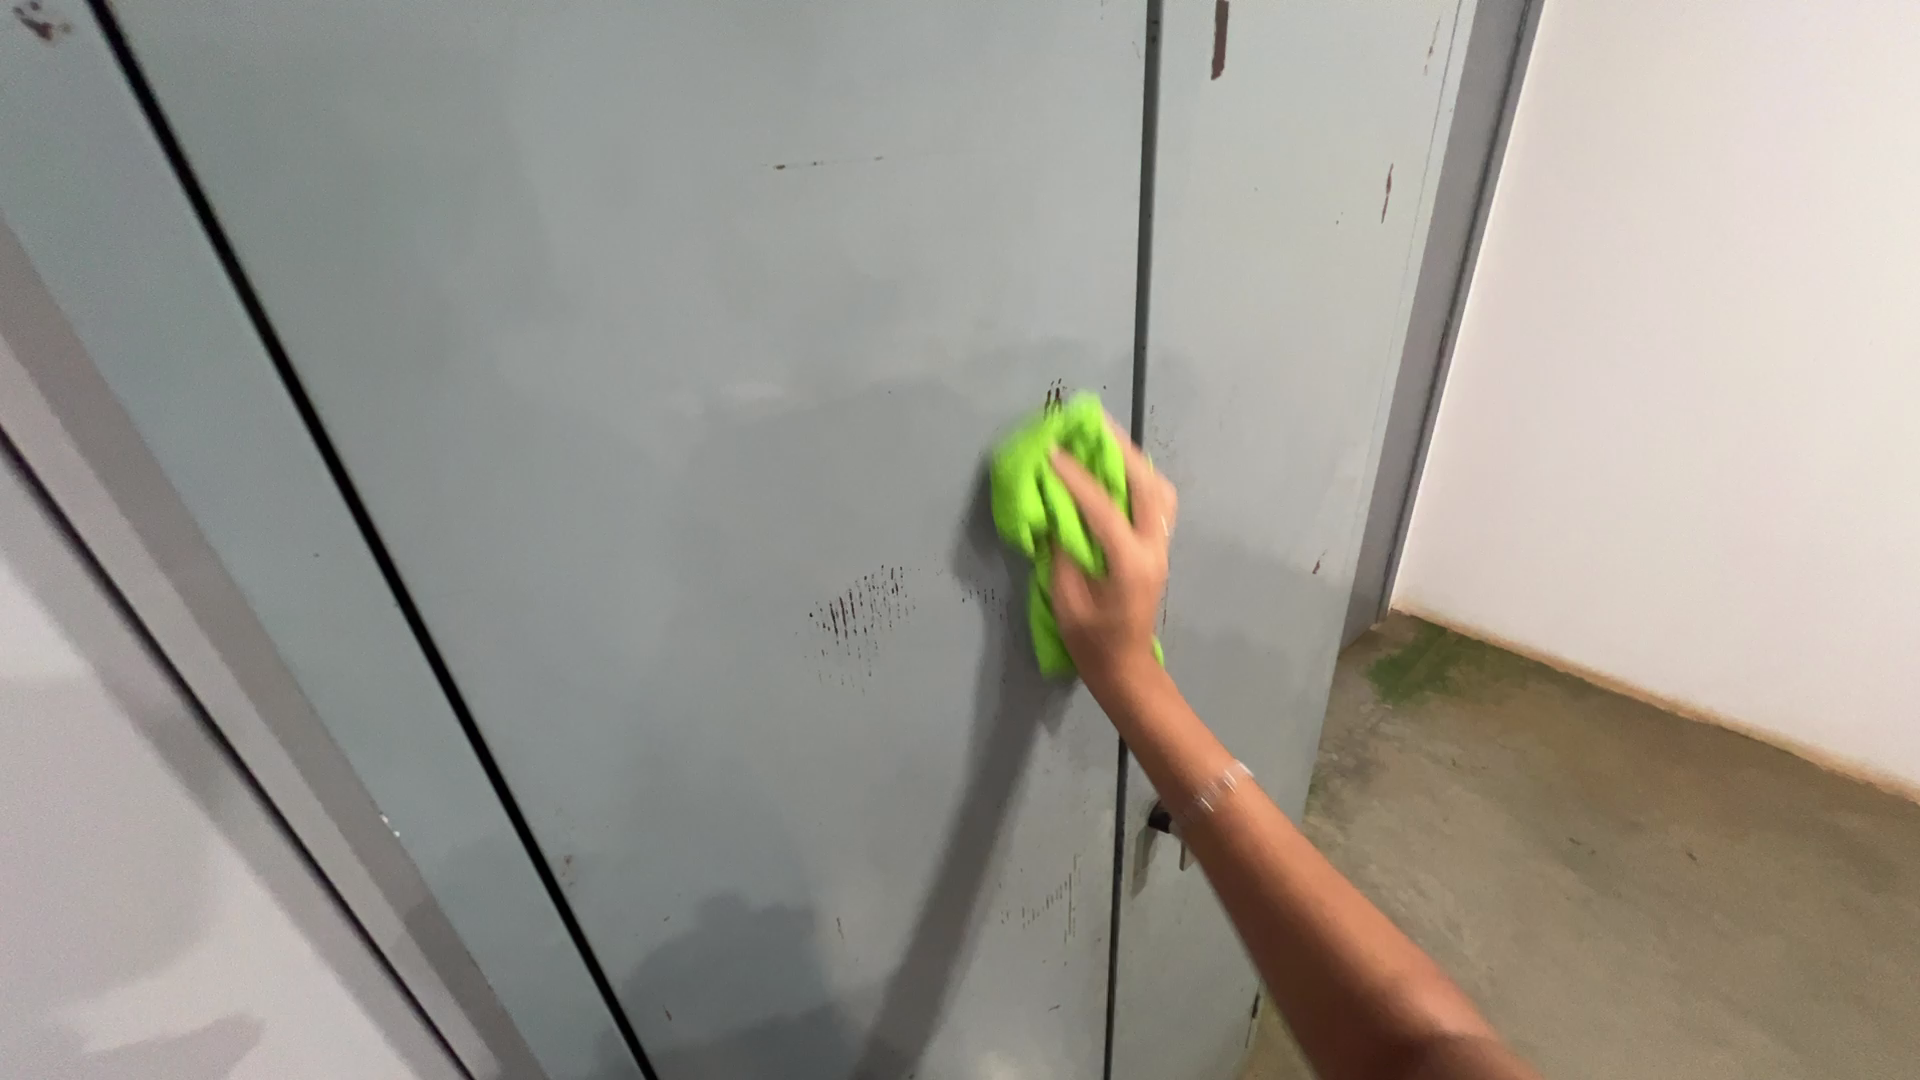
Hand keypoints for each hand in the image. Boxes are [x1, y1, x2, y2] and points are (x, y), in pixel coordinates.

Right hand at [1049, 417, 1176, 696]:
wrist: (1126, 668)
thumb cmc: (1091, 641)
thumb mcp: (1067, 599)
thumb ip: (1063, 552)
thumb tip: (1056, 512)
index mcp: (1129, 564)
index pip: (1103, 509)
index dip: (1075, 478)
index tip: (1053, 452)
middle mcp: (1153, 548)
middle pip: (1146, 485)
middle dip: (1119, 450)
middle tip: (1093, 423)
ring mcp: (1161, 547)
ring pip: (1159, 489)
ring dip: (1134, 460)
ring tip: (1106, 440)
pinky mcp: (1158, 548)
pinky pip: (1157, 501)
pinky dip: (1140, 478)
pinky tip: (1118, 471)